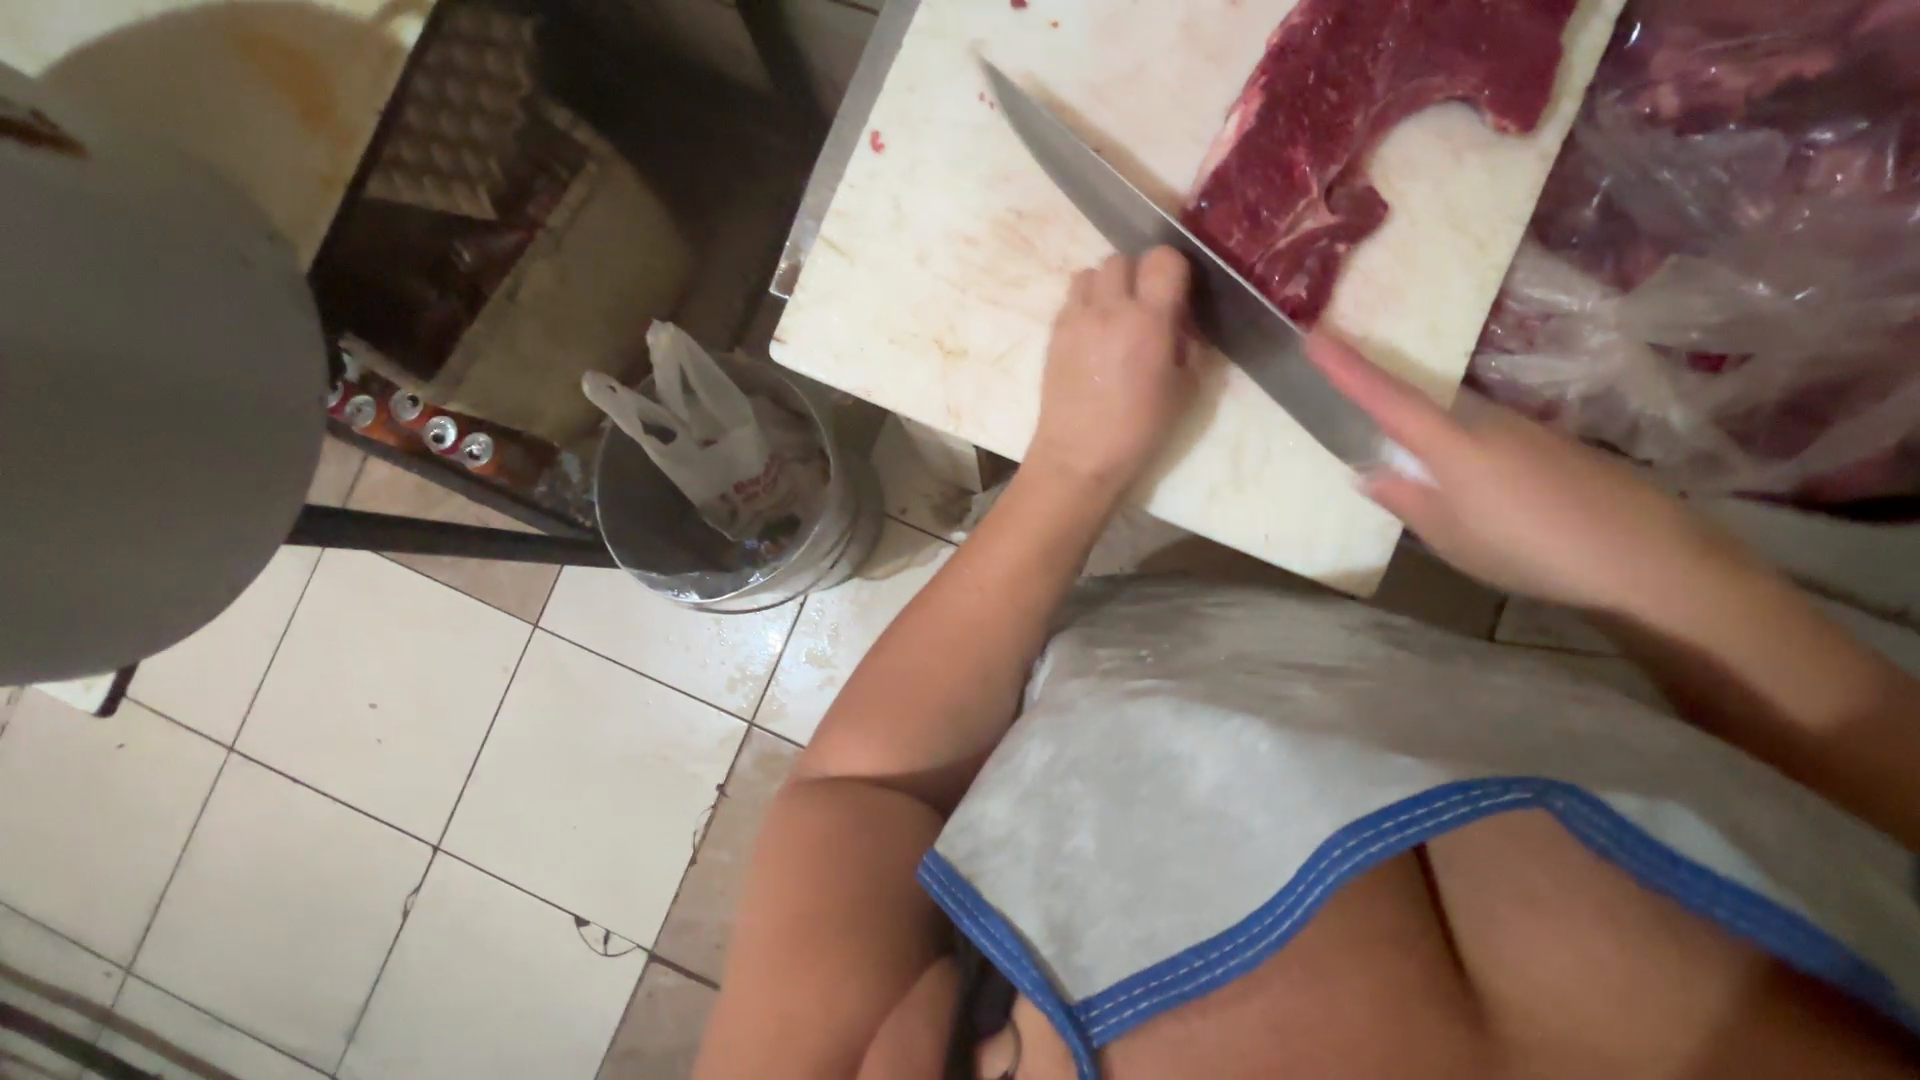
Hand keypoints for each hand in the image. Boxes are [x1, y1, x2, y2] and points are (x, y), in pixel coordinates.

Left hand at [1026, 248, 1202, 499]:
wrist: (1079, 455)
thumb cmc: (1139, 429)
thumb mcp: (1185, 389)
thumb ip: (1189, 344)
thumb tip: (1181, 321)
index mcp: (1149, 321)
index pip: (1163, 259)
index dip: (1173, 269)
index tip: (1177, 291)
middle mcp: (1109, 309)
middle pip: (1122, 259)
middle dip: (1138, 275)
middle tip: (1146, 305)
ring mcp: (1075, 318)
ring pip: (1091, 272)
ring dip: (1107, 285)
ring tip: (1116, 315)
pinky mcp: (1053, 333)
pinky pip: (1071, 298)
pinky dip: (1086, 303)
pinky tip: (1095, 333)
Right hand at [1306, 333, 1750, 613]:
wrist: (1649, 557)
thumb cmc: (1530, 550)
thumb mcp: (1451, 538)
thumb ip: (1407, 501)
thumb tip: (1371, 473)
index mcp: (1451, 445)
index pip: (1386, 397)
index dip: (1348, 368)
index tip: (1315, 335)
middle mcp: (1487, 423)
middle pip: (1426, 409)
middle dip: (1394, 416)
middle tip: (1377, 445)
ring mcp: (1528, 431)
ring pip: (1465, 429)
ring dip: (1442, 450)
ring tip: (1450, 502)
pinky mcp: (1558, 447)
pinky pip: (1497, 443)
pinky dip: (1477, 462)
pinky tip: (1496, 505)